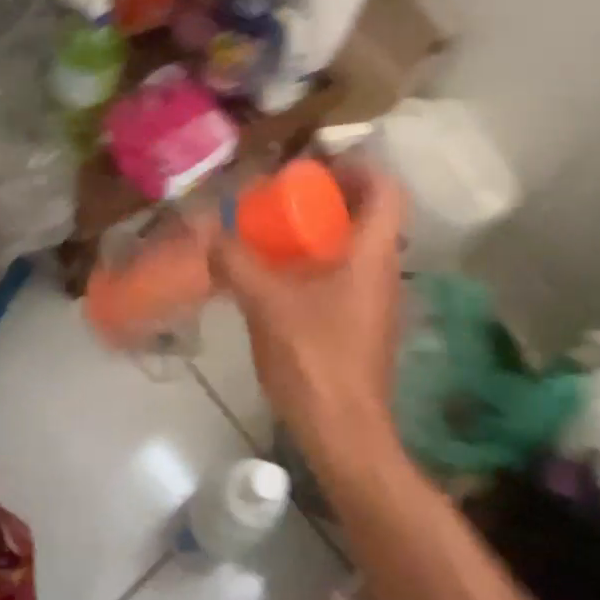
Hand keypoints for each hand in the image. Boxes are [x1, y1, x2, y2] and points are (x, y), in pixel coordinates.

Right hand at [211, 163, 406, 462]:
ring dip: (325, 232)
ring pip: (360, 247)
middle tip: (290, 195)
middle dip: (333, 197)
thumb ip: (238, 262)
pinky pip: (349, 276)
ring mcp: (378, 300)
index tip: (319, 166)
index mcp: (375, 253)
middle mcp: (385, 269)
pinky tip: (282, 278)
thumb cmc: (315, 359)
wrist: (345, 433)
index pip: (387, 189)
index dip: (358, 167)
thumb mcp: (268, 303)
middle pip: (372, 214)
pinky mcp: (366, 325)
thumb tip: (212, 233)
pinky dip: (321, 264)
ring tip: (280, 231)